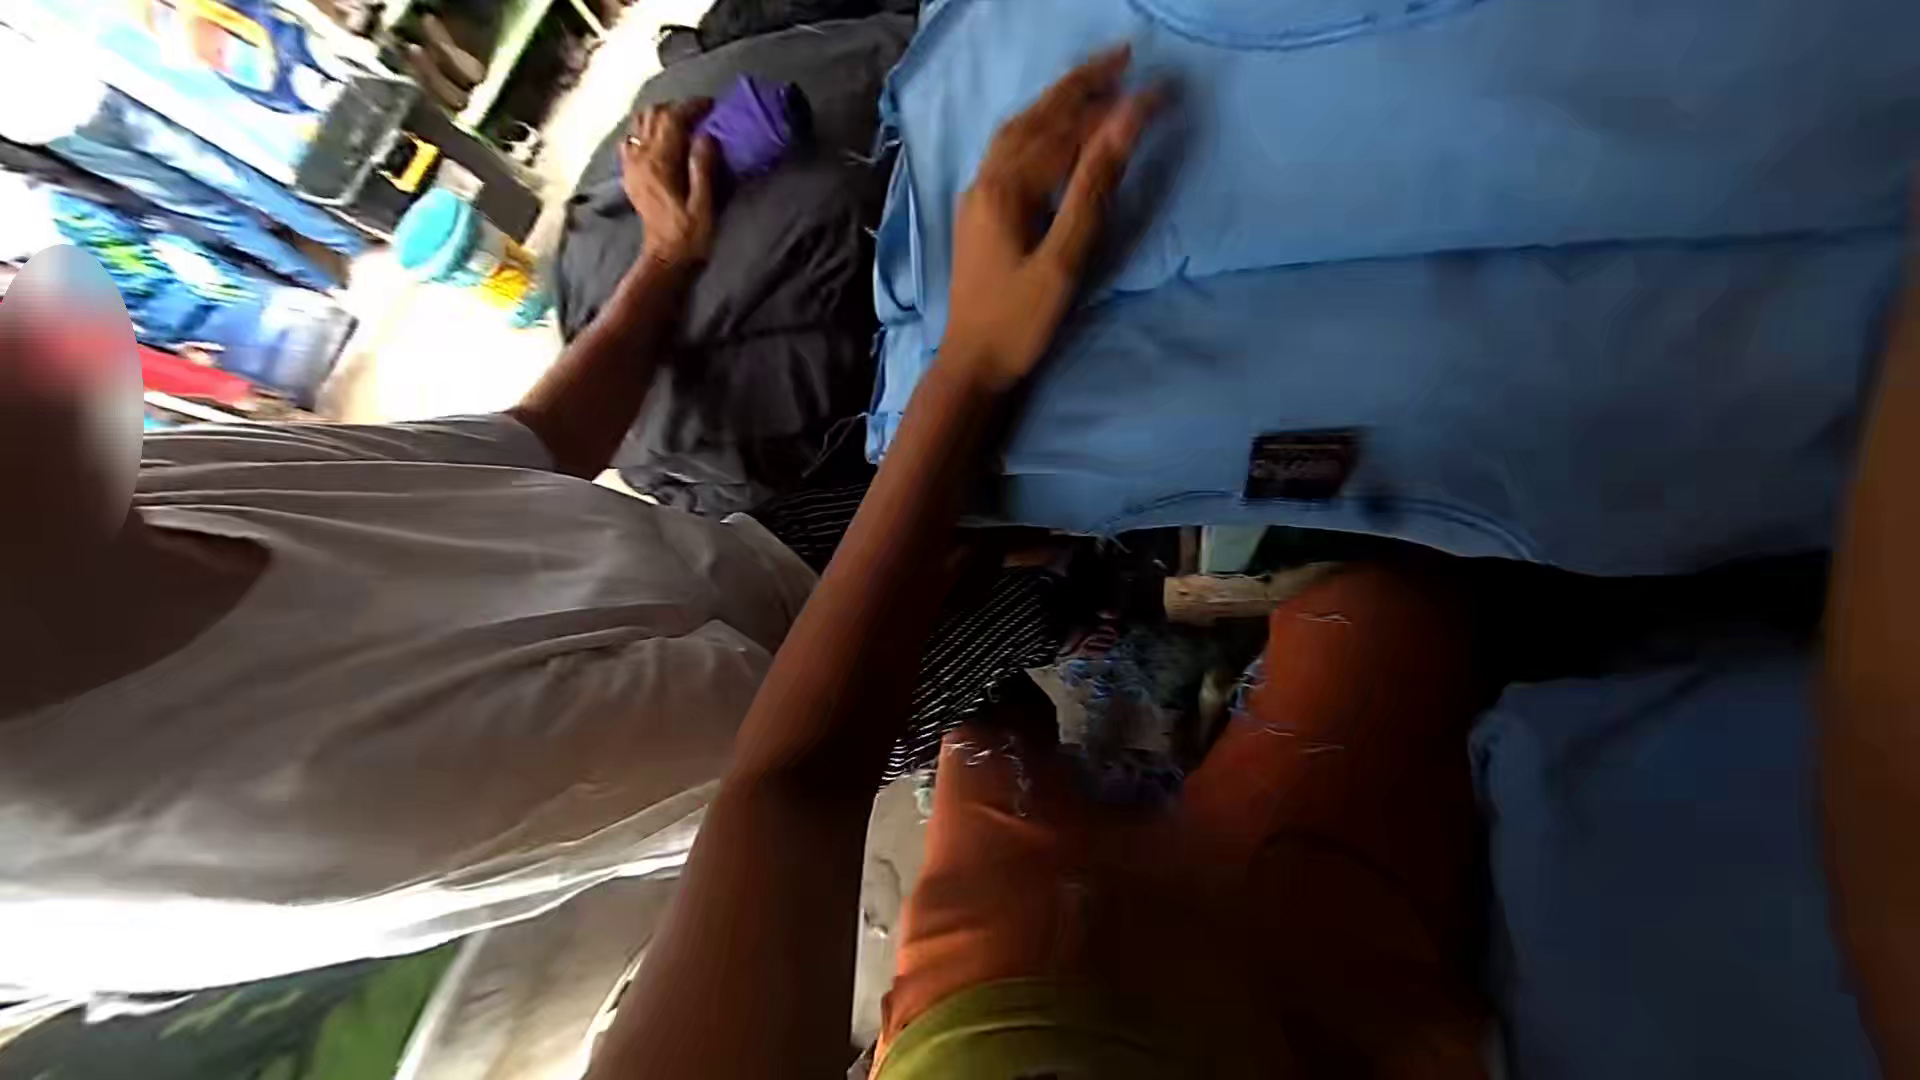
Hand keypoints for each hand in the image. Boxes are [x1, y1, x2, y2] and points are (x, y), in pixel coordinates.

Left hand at [621, 99, 719, 269]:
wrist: (665, 261)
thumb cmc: (690, 238)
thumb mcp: (703, 207)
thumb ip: (703, 169)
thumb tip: (707, 136)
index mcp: (660, 163)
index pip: (672, 119)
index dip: (692, 107)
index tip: (711, 106)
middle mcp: (641, 158)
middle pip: (654, 115)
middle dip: (677, 109)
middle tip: (700, 114)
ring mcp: (632, 165)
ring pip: (640, 123)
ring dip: (661, 117)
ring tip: (681, 123)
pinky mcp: (630, 175)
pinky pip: (631, 140)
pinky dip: (645, 132)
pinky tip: (658, 140)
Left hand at [939, 46, 1158, 392]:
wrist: (970, 366)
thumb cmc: (1016, 325)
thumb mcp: (1061, 263)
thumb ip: (1091, 192)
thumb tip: (1123, 124)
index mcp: (1005, 189)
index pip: (1067, 131)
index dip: (1112, 108)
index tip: (1156, 90)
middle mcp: (984, 182)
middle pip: (1035, 118)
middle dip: (1079, 86)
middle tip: (1122, 60)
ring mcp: (975, 199)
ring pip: (1015, 134)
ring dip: (1053, 105)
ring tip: (1091, 88)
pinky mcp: (975, 218)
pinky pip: (1005, 156)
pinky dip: (1033, 133)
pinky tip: (1046, 136)